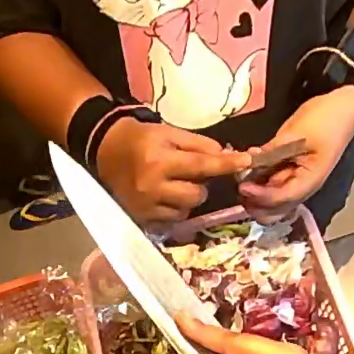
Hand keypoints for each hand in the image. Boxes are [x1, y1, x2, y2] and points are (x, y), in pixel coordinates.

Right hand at [96, 118, 249, 222]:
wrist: (107, 153)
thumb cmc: (142, 140)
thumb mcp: (169, 133)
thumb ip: (198, 145)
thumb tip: (226, 157)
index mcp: (159, 161)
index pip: (200, 165)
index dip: (225, 165)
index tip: (246, 162)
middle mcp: (152, 187)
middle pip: (196, 195)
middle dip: (199, 186)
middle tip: (187, 174)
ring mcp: (146, 207)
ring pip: (185, 211)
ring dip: (186, 200)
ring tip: (173, 186)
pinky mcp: (143, 220)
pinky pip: (172, 221)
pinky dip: (174, 210)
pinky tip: (164, 198)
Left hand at [238, 86, 353, 213]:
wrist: (343, 108)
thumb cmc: (326, 119)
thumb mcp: (298, 132)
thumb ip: (273, 151)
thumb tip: (248, 162)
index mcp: (309, 181)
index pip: (281, 199)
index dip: (260, 196)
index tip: (243, 186)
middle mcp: (301, 189)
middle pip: (274, 210)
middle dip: (255, 202)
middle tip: (240, 184)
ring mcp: (295, 183)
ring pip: (270, 202)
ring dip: (255, 194)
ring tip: (243, 175)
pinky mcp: (289, 174)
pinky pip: (270, 186)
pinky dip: (259, 182)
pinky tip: (250, 167)